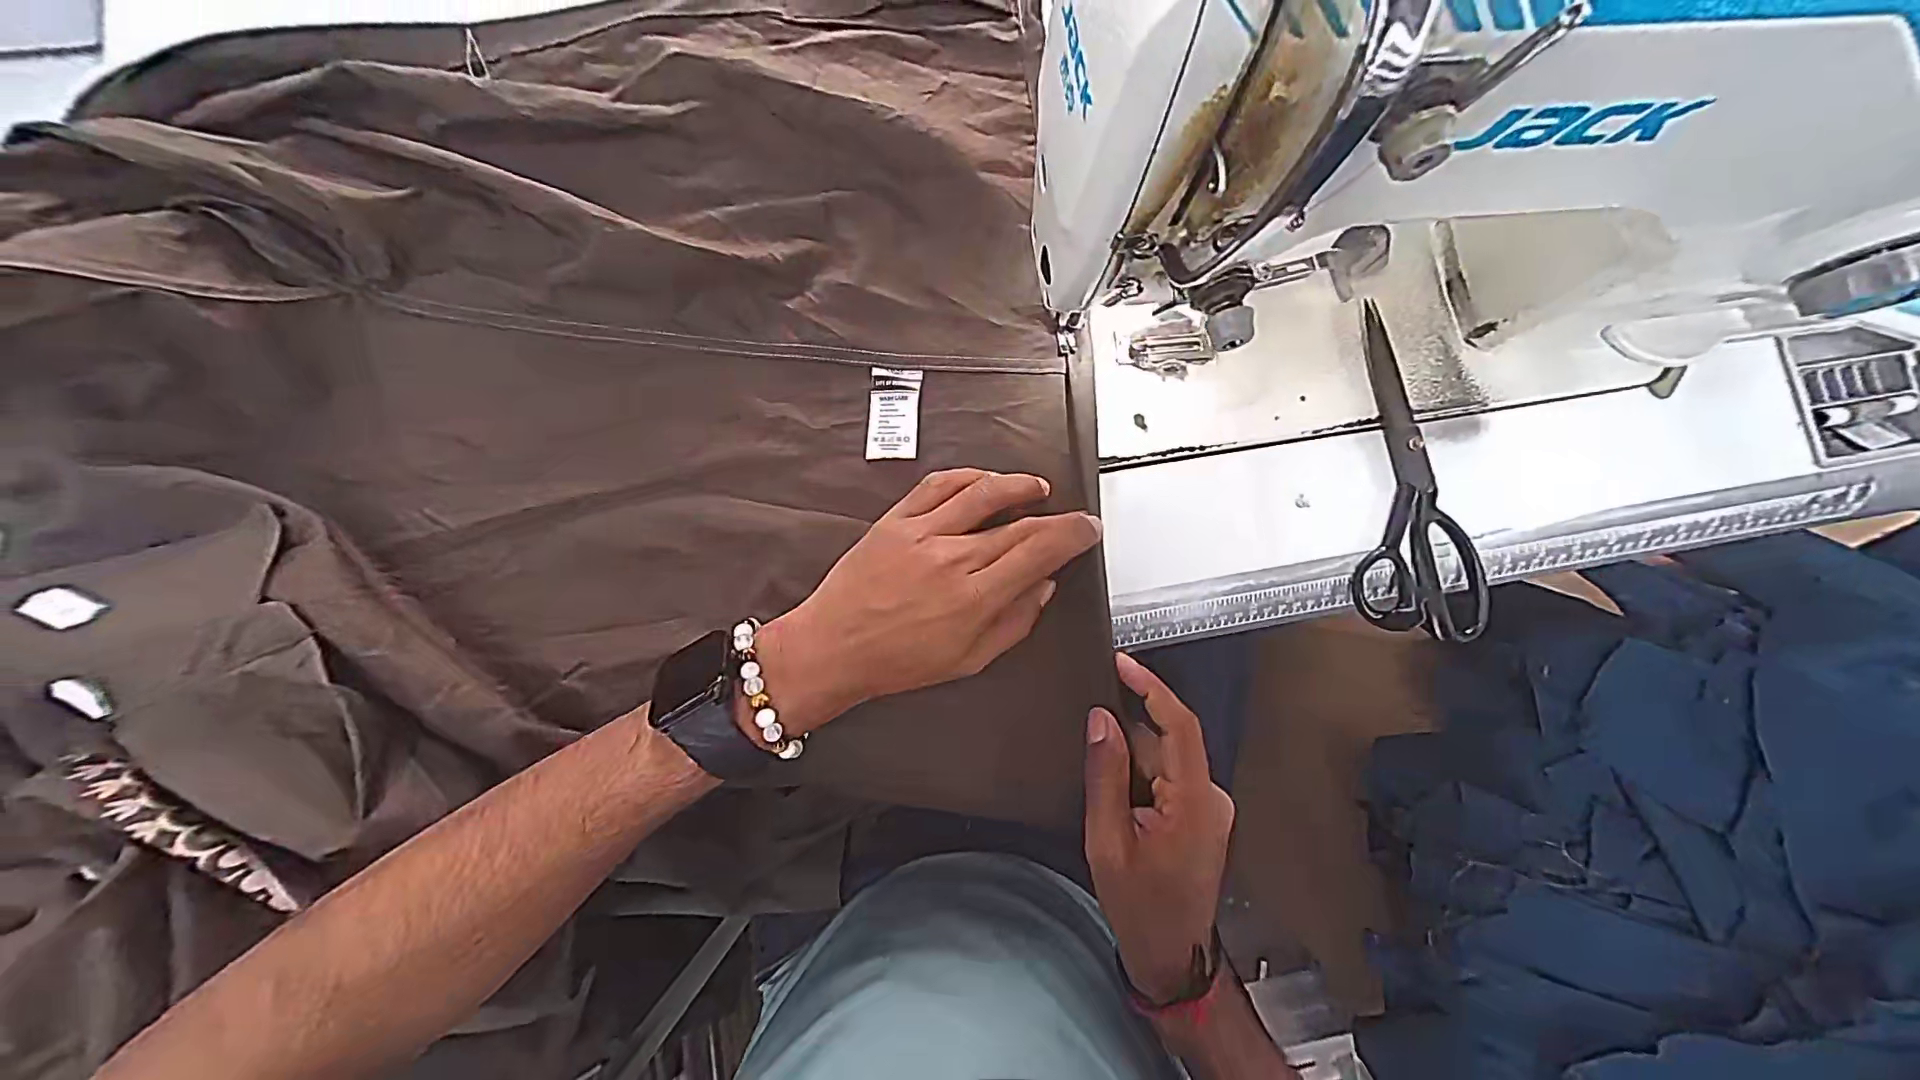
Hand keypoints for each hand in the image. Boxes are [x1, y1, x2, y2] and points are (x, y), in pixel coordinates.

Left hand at [755, 469, 1101, 733]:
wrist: (833, 646)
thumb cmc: (893, 660)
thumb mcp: (968, 660)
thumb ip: (1013, 622)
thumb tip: (1041, 589)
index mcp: (973, 598)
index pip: (1040, 551)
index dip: (1073, 534)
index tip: (1087, 529)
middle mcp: (951, 559)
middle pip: (1020, 523)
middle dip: (1057, 516)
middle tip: (1071, 516)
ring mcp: (921, 534)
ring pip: (984, 492)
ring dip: (1018, 485)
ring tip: (1035, 487)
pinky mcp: (896, 520)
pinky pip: (938, 484)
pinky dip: (968, 476)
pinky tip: (982, 480)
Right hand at [1084, 652, 1235, 1001]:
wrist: (1173, 956)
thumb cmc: (1139, 906)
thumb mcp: (1107, 842)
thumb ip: (1105, 775)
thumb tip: (1101, 719)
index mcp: (1194, 802)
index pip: (1180, 727)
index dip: (1153, 688)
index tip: (1122, 664)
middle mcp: (1211, 797)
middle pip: (1167, 741)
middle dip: (1127, 733)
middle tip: (1089, 735)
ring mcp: (1211, 806)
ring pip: (1164, 758)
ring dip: (1131, 759)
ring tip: (1101, 786)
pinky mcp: (1204, 813)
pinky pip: (1168, 775)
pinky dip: (1141, 773)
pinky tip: (1117, 798)